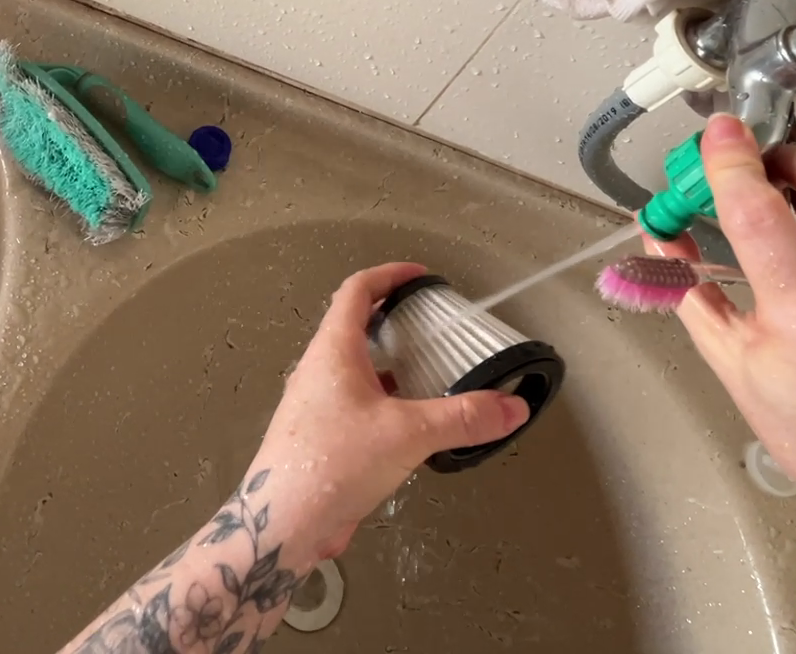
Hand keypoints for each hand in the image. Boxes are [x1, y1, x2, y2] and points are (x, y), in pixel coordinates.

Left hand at [247, 262, 529, 565]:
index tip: (420, 275)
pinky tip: (409, 417)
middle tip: (429, 320)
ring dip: (388, 358)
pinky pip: (356, 397)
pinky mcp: (322, 431)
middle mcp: (321, 367)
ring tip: (427, 366)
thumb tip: (511, 406)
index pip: (356, 290)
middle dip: (392, 315)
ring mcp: (317, 399)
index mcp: (333, 349)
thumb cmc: (334, 460)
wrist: (284, 521)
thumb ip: (462, 418)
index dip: (388, 275)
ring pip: (355, 363)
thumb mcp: (407, 434)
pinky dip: (384, 394)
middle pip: (354, 323)